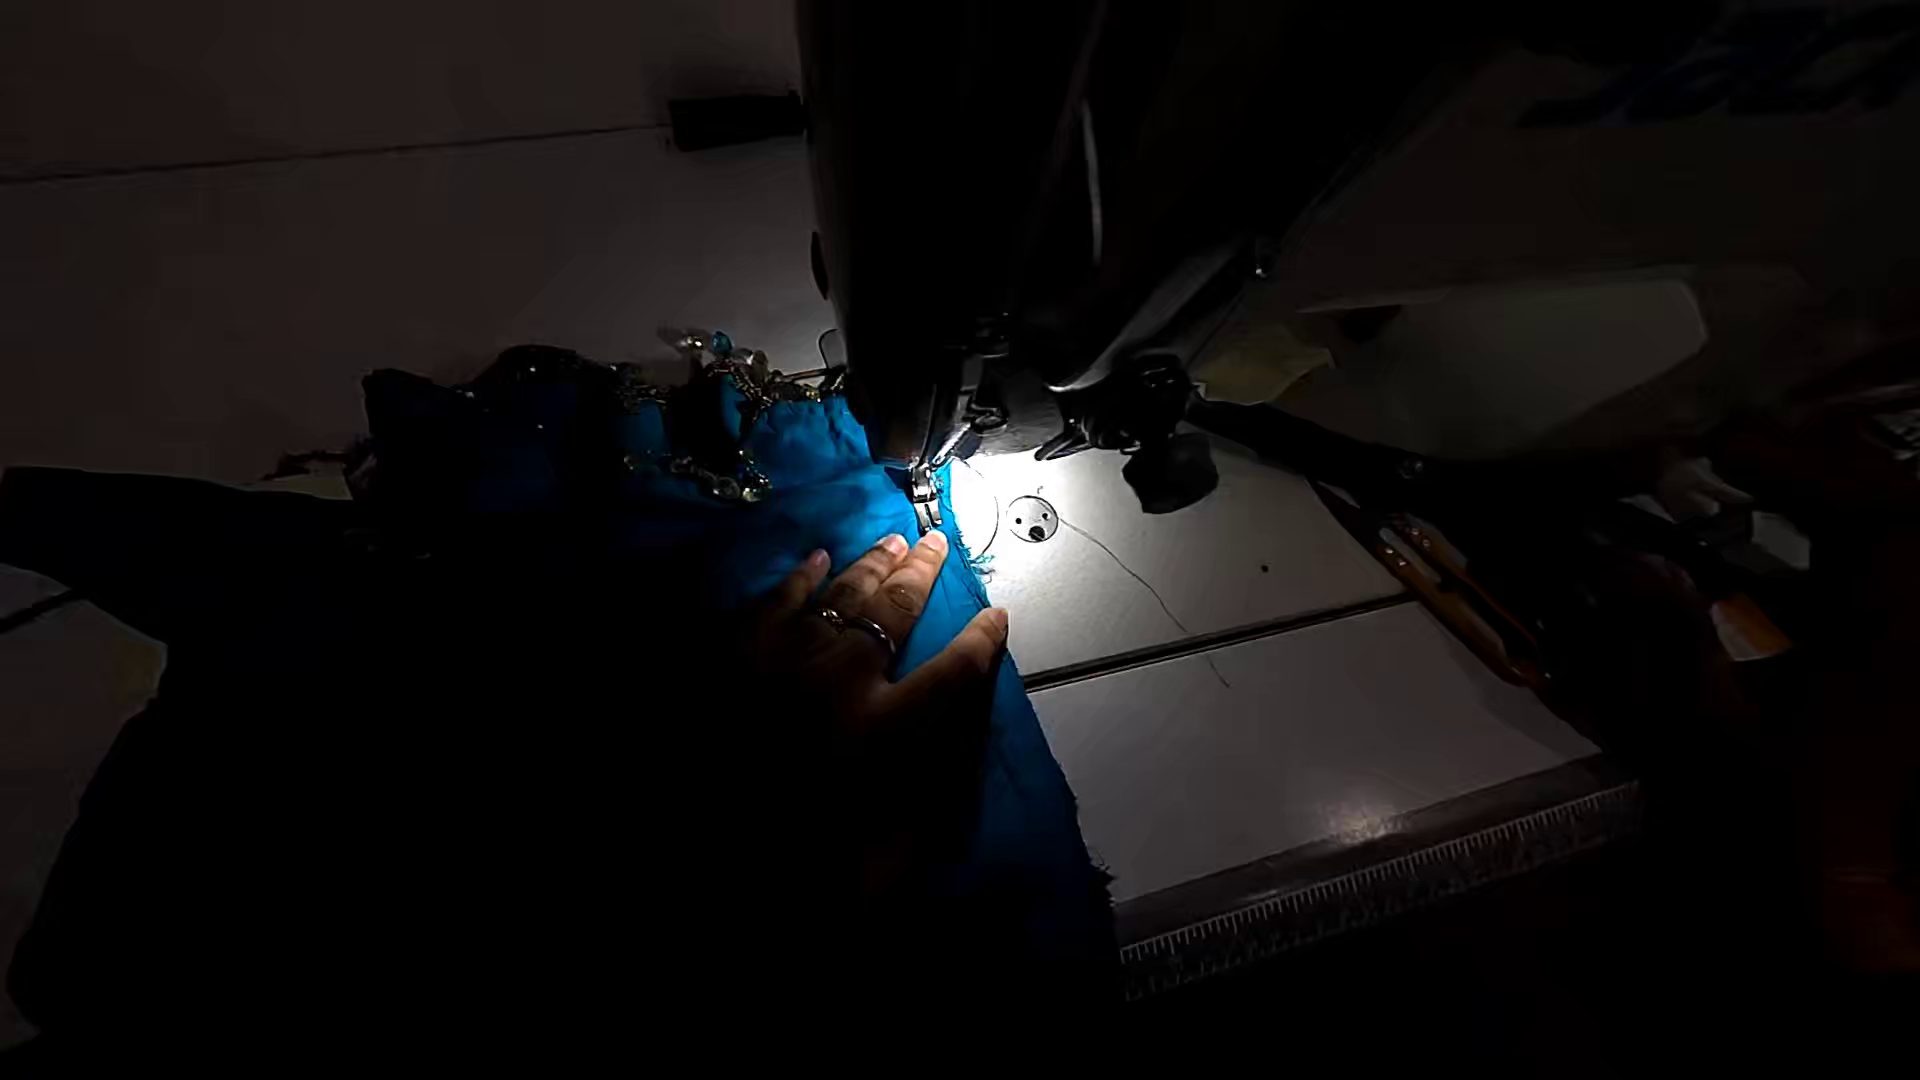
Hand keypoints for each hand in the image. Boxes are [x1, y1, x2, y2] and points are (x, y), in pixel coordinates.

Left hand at [748, 529, 1009, 893]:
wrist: (687, 850)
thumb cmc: (790, 855)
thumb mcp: (880, 856)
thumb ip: (930, 808)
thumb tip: (962, 755)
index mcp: (881, 729)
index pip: (952, 673)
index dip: (980, 642)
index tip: (995, 615)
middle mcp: (842, 678)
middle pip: (896, 611)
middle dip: (923, 574)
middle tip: (936, 542)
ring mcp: (789, 656)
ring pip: (845, 594)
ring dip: (873, 564)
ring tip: (894, 540)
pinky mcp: (741, 652)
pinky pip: (780, 600)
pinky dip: (802, 577)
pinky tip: (819, 557)